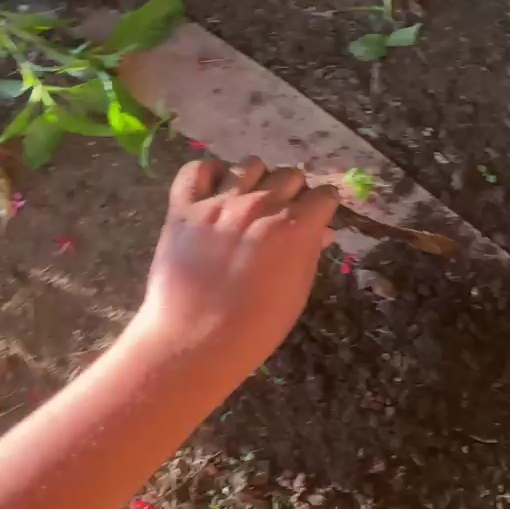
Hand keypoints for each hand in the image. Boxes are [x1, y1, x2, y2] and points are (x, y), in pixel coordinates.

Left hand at [134, 157, 338, 376]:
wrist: (194, 343)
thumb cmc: (256, 326)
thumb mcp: (297, 291)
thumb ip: (310, 252)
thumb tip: (322, 231)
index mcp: (295, 227)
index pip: (324, 194)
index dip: (323, 206)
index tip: (317, 217)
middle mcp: (261, 205)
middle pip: (290, 175)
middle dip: (293, 192)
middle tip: (283, 214)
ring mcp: (220, 203)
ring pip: (250, 165)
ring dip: (256, 181)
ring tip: (248, 202)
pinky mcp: (184, 208)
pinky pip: (197, 170)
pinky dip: (208, 175)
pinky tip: (213, 192)